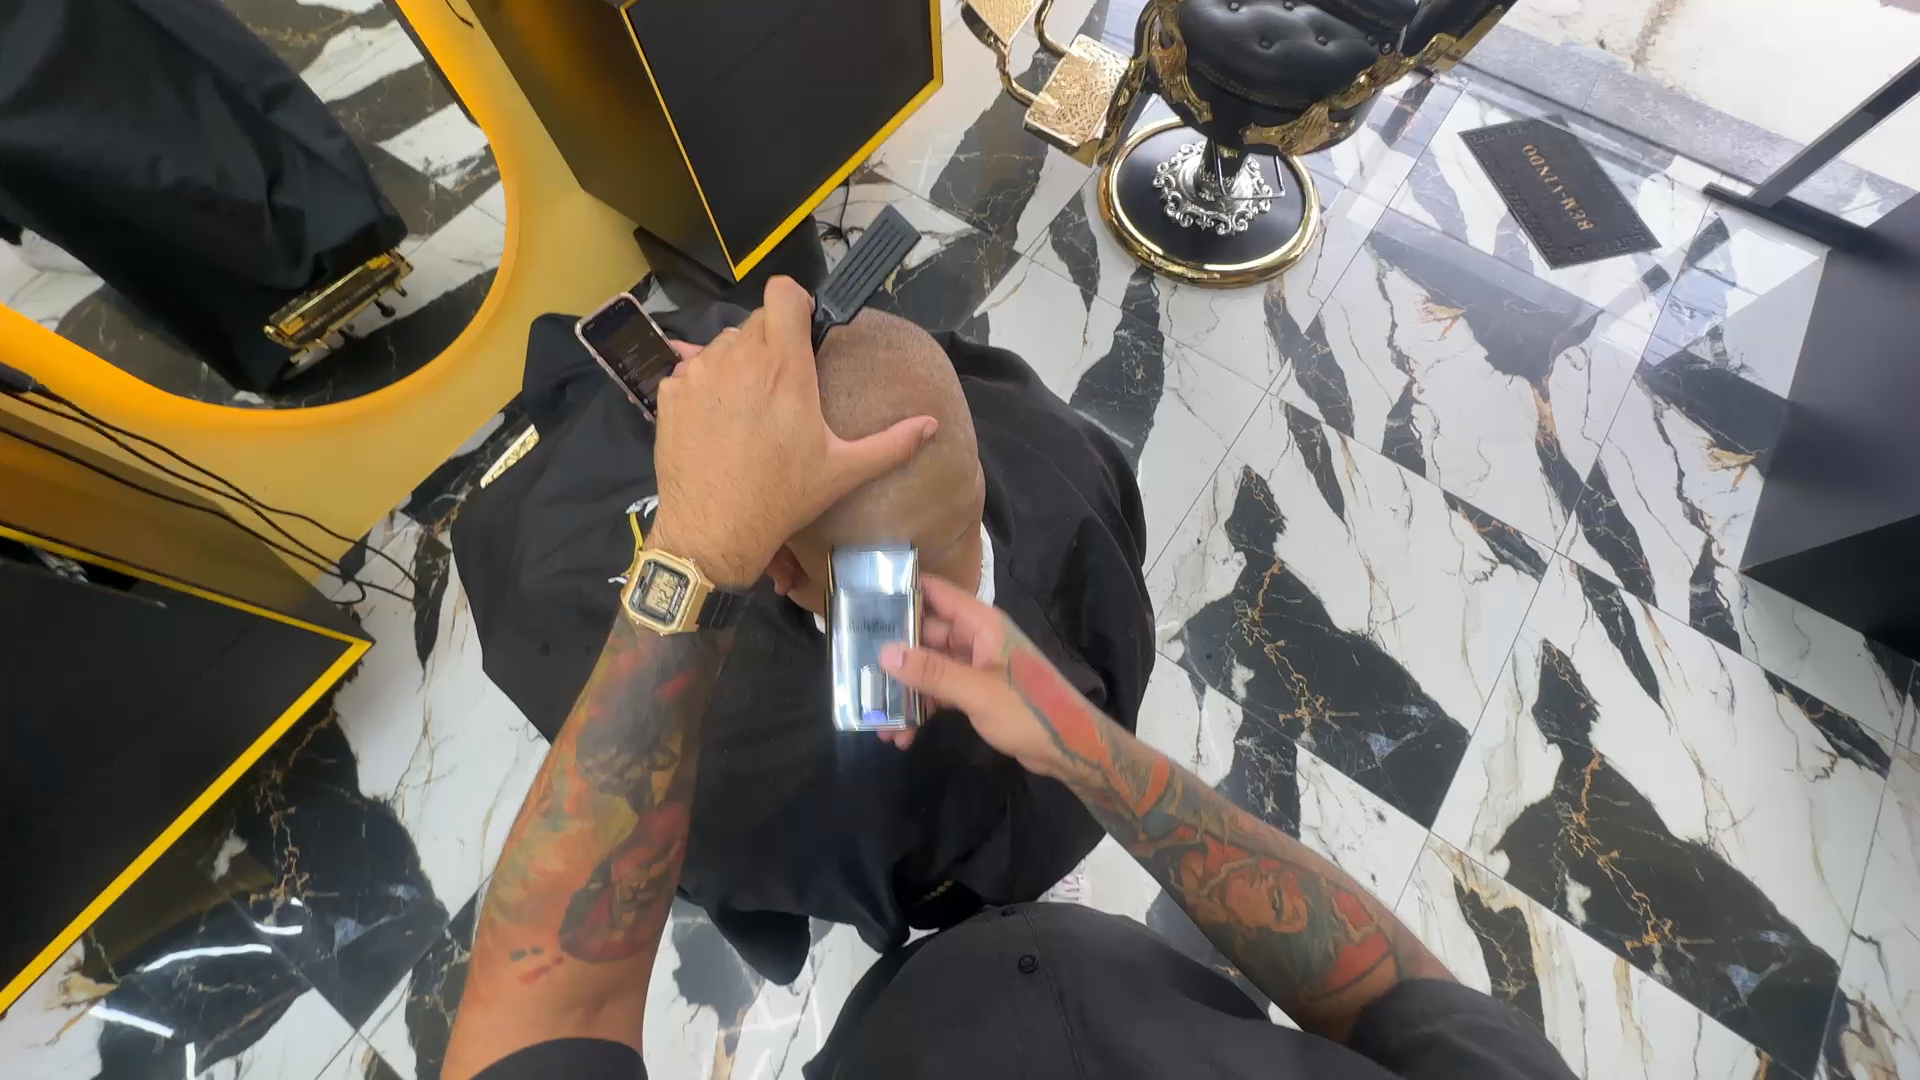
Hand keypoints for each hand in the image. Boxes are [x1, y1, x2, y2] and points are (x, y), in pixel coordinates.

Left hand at [648, 277, 937, 586]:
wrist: (713, 531)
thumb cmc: (783, 498)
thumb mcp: (844, 471)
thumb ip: (893, 443)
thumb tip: (932, 425)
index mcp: (784, 367)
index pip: (784, 293)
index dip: (797, 304)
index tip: (806, 333)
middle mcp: (738, 358)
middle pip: (757, 321)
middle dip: (773, 342)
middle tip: (784, 386)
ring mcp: (698, 373)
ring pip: (723, 344)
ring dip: (739, 363)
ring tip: (750, 407)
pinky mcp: (670, 393)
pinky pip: (692, 370)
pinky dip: (707, 386)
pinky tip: (718, 422)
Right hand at [879, 576, 1080, 777]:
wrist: (1069, 749)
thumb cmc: (1030, 711)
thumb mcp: (977, 692)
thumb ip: (931, 672)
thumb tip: (885, 652)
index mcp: (981, 624)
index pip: (936, 593)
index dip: (901, 593)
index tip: (863, 603)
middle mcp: (976, 638)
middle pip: (925, 635)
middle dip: (894, 656)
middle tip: (858, 674)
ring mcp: (976, 665)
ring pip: (929, 668)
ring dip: (906, 691)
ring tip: (879, 721)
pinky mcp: (976, 691)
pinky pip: (940, 691)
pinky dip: (922, 708)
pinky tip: (904, 734)